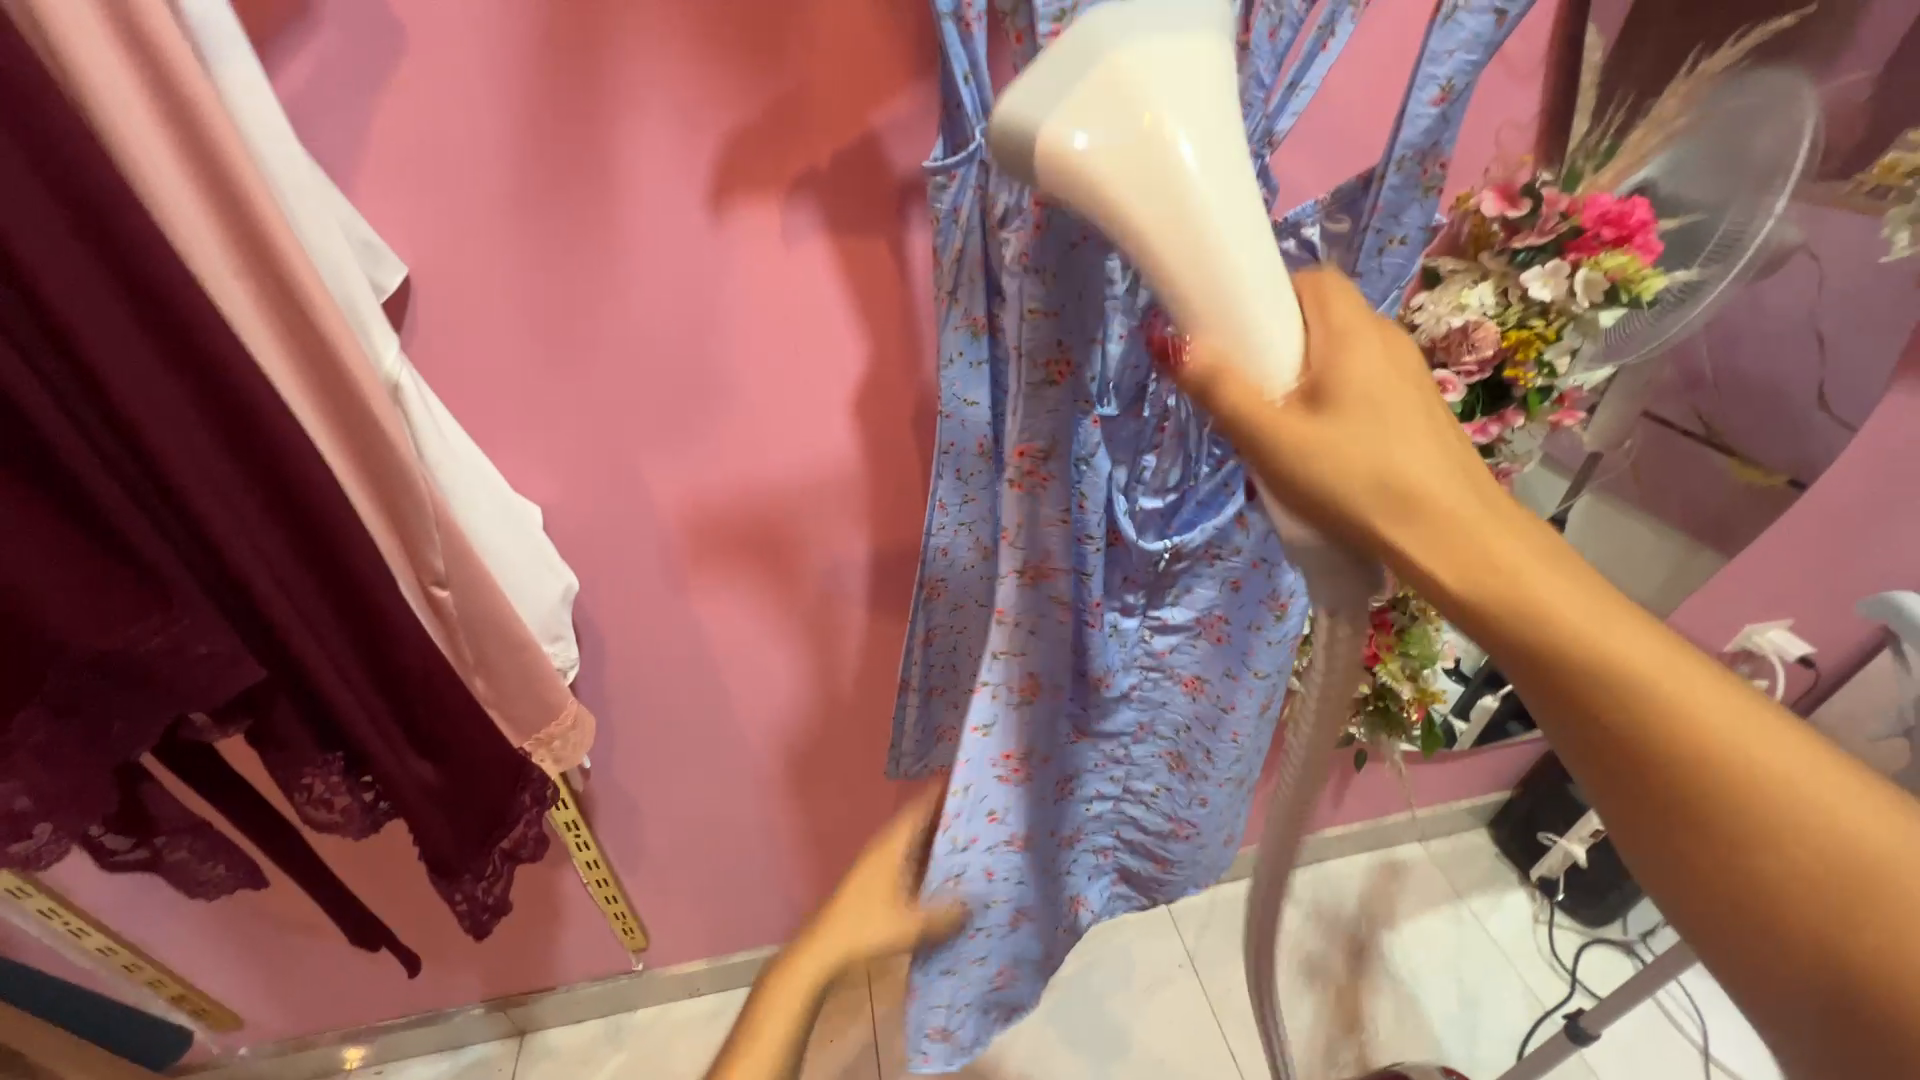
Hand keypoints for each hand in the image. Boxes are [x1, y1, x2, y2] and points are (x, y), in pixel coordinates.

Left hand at [796, 784, 967, 972]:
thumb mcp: (912, 924)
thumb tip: (975, 901)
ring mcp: (878, 861)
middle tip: (976, 810)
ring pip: (912, 839)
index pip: (920, 807)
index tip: (966, 783)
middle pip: (918, 820)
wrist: (825, 947)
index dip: (940, 793)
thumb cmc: (867, 927)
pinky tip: (942, 868)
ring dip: (935, 835)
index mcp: (893, 844)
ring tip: (967, 834)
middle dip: (944, 814)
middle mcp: (885, 845)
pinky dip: (925, 854)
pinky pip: (907, 855)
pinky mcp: (875, 878)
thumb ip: (946, 913)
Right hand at [1153, 266, 1512, 580]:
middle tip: (1247, 391)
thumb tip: (1168, 340)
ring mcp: (1407, 375)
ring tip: (1276, 426)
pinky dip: (1331, 401)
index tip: (1236, 337)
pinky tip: (1320, 450)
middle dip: (1277, 343)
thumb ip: (1219, 389)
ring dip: (1303, 376)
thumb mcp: (1270, 440)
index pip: (1309, 280)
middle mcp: (1385, 340)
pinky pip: (1361, 386)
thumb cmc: (1353, 480)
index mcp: (1351, 332)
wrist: (1450, 537)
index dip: (1267, 297)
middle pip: (1322, 318)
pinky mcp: (1416, 410)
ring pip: (1341, 355)